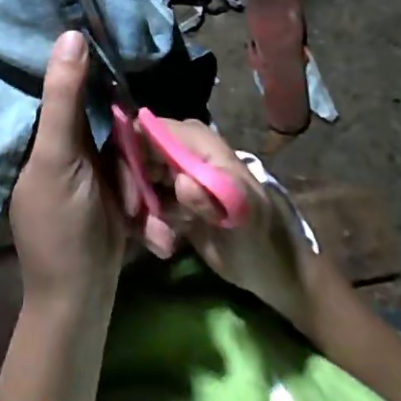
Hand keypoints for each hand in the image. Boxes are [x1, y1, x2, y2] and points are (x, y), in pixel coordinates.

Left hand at [0, 31, 126, 400]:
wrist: (83, 296)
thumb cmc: (60, 224)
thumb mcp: (58, 156)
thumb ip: (64, 97)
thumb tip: (70, 33)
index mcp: (44, 132)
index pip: (67, 84)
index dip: (88, 64)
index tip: (112, 39)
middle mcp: (67, 142)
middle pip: (102, 111)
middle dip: (123, 126)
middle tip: (127, 146)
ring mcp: (93, 166)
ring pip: (123, 138)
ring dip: (135, 158)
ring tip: (132, 191)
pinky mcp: (116, 186)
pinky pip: (133, 164)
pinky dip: (140, 174)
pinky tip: (146, 186)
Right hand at [151, 119, 321, 330]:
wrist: (272, 269)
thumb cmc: (262, 234)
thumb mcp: (246, 215)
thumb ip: (216, 194)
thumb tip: (181, 181)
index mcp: (195, 140)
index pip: (143, 131)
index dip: (129, 161)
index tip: (132, 202)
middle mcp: (178, 149)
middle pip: (132, 157)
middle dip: (133, 197)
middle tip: (149, 230)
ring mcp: (172, 173)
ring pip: (134, 184)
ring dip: (142, 218)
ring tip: (165, 244)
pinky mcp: (169, 199)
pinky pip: (142, 205)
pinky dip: (147, 227)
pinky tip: (167, 246)